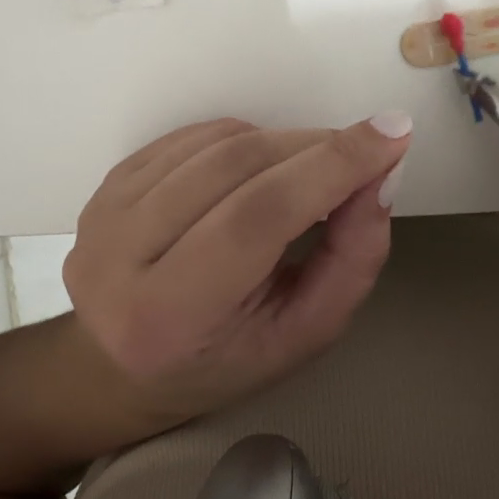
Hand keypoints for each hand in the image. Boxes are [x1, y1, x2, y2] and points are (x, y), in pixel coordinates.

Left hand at [63, 113, 410, 427]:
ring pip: (217, 142)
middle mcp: (121, 255)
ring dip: (284, 140)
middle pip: (237, 167)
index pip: (259, 216)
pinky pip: (194, 135)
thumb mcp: (302, 333)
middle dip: (316, 147)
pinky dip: (246, 138)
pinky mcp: (107, 184)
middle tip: (367, 151)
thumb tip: (379, 177)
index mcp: (169, 314)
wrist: (120, 364)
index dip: (331, 167)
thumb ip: (351, 260)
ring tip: (313, 171)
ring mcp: (106, 212)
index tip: (392, 135)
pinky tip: (263, 167)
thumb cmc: (222, 361)